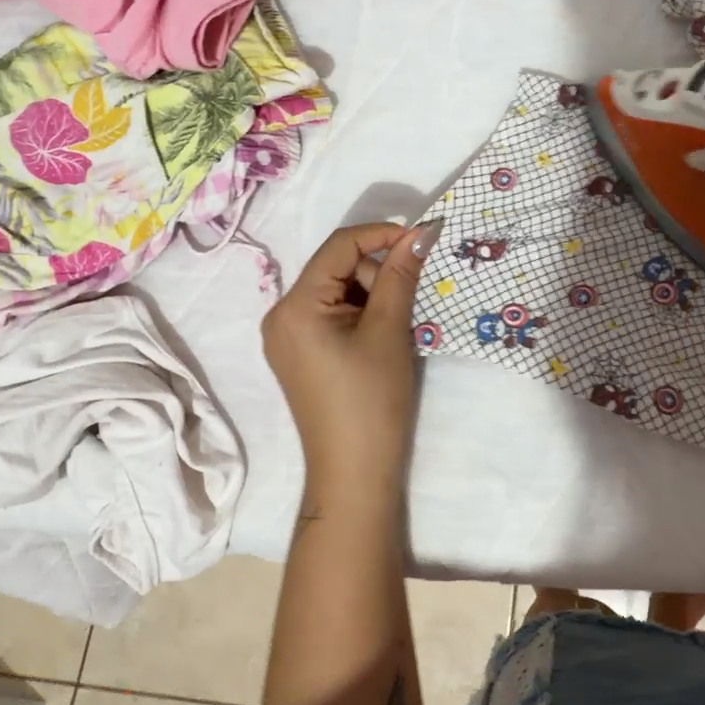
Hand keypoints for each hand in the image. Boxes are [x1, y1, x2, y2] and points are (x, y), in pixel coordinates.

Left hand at [262, 220, 442, 489]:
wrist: (355, 472)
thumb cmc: (372, 399)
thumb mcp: (390, 331)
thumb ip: (401, 275)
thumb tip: (421, 232)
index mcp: (295, 306)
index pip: (339, 246)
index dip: (382, 234)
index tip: (423, 238)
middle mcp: (282, 315)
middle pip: (337, 268)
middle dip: (378, 273)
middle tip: (410, 301)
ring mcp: (289, 337)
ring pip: (339, 291)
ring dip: (374, 295)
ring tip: (399, 327)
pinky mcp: (302, 355)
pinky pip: (334, 315)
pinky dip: (364, 314)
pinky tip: (385, 336)